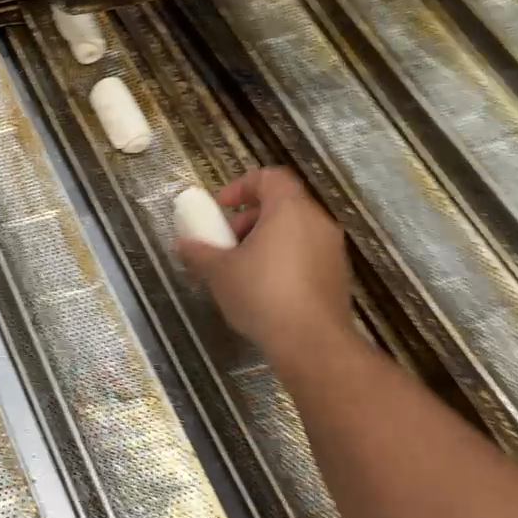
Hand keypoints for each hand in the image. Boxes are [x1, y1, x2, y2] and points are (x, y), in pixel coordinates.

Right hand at [176, 167, 352, 368]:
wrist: (310, 340)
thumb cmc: (261, 294)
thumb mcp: (218, 272)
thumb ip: (198, 252)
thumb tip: (182, 244)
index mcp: (289, 209)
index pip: (270, 177)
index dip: (241, 186)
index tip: (220, 207)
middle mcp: (317, 221)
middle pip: (281, 205)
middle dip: (247, 220)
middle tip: (224, 244)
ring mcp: (331, 248)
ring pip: (293, 232)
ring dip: (263, 242)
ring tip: (239, 271)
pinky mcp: (336, 274)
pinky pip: (304, 255)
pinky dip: (281, 261)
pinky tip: (262, 291)